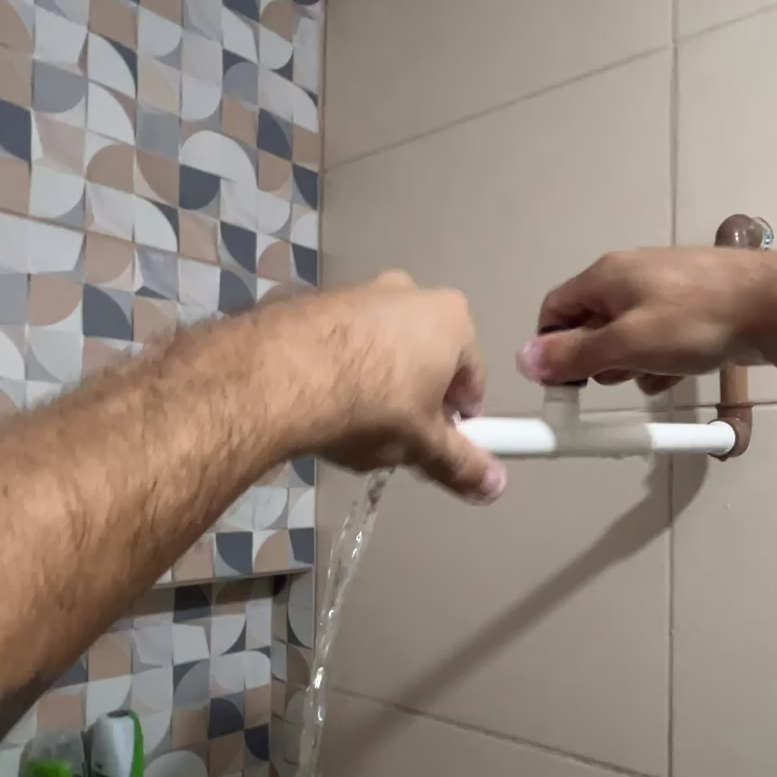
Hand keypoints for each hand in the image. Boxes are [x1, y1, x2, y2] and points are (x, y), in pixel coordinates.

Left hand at [264, 271, 506, 503]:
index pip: (472, 380)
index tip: (440, 447)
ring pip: (384, 350)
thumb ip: (461, 464)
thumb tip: (496, 487)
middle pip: (428, 360)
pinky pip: (343, 343)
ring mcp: (361, 290)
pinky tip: (322, 401)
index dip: (461, 421)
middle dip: (417, 399)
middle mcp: (412, 292)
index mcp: (452, 319)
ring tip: (353, 423)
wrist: (280, 376)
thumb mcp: (422, 444)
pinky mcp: (317, 300)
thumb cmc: (372, 406)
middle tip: (395, 437)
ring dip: (378, 383)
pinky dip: (341, 369)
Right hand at [516, 247, 776, 391]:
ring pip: (625, 332)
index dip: (549, 347)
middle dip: (592, 358)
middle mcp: (629, 274)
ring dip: (626, 362)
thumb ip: (574, 355)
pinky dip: (656, 358)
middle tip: (608, 382)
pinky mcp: (692, 303)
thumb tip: (524, 359)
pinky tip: (671, 375)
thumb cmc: (697, 321)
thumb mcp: (627, 345)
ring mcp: (664, 287)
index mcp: (605, 276)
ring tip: (645, 377)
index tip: (560, 382)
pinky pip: (657, 334)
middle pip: (589, 322)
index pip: (554, 310)